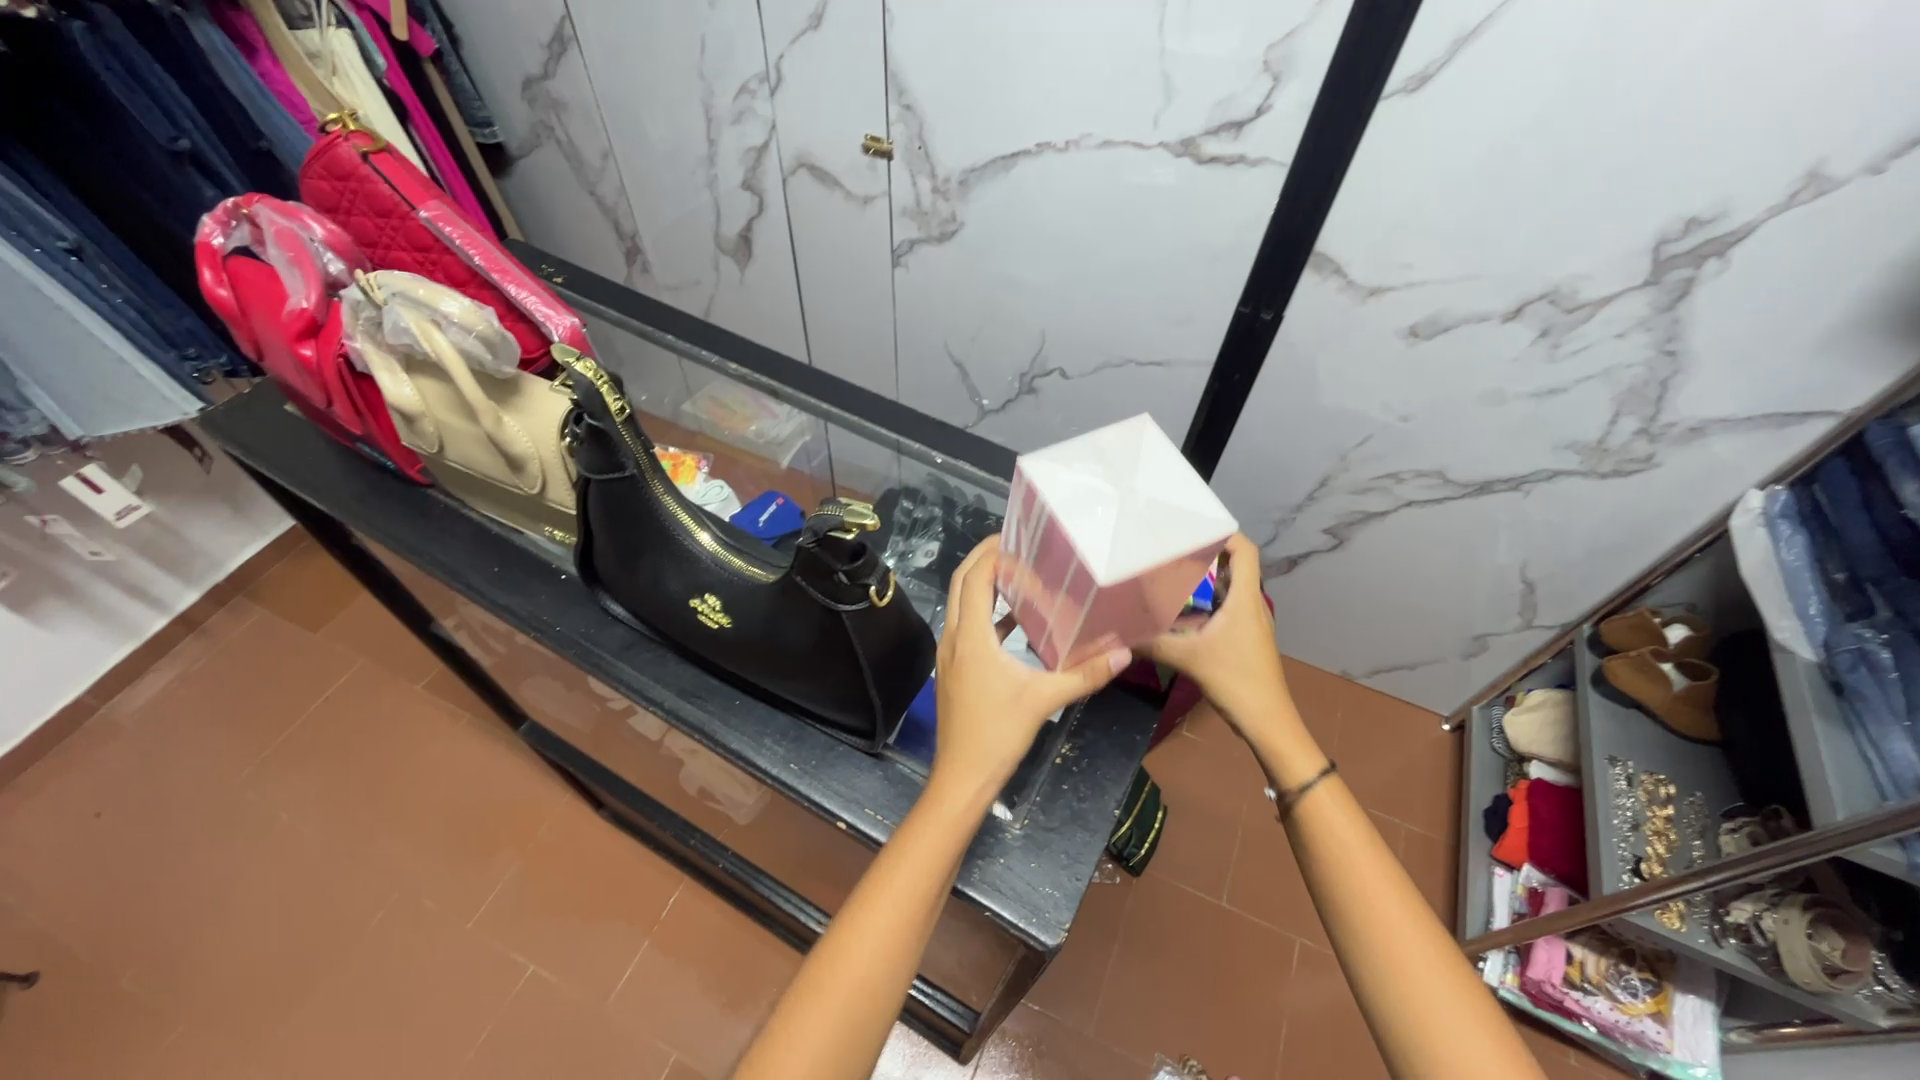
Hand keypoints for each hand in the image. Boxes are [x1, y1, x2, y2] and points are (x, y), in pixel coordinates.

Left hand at [931, 536, 1130, 795]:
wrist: (962, 776)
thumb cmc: (997, 734)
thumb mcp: (1044, 700)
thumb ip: (1084, 674)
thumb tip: (1123, 652)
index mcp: (970, 636)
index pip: (975, 577)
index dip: (992, 552)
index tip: (1019, 537)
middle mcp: (954, 637)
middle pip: (962, 583)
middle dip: (984, 559)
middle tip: (1018, 546)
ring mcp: (951, 654)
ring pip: (962, 605)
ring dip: (984, 585)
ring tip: (1020, 573)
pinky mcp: (955, 669)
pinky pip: (968, 627)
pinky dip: (987, 615)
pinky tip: (1016, 621)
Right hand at [1141, 533, 1294, 737]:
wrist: (1267, 721)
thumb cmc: (1236, 681)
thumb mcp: (1188, 658)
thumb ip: (1152, 643)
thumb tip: (1116, 633)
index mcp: (1245, 599)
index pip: (1245, 550)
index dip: (1224, 533)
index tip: (1193, 528)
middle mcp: (1252, 604)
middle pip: (1234, 566)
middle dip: (1204, 554)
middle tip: (1170, 549)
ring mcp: (1250, 623)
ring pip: (1228, 590)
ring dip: (1204, 580)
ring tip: (1170, 574)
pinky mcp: (1244, 639)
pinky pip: (1225, 609)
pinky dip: (1205, 604)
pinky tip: (1179, 613)